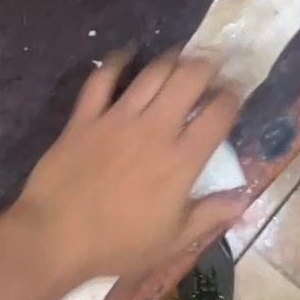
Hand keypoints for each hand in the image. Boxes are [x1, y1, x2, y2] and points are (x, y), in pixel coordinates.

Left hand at [8, 51, 246, 282]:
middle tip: (213, 61)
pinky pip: (101, 80)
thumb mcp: (172, 241)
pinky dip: (115, 63)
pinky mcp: (84, 118)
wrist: (56, 236)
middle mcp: (154, 130)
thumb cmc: (117, 244)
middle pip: (188, 80)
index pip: (218, 115)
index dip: (232, 97)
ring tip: (179, 55)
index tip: (236, 91)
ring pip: (151, 74)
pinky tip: (126, 55)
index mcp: (181, 161)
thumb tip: (243, 200)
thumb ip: (209, 215)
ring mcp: (116, 120)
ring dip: (170, 59)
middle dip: (206, 65)